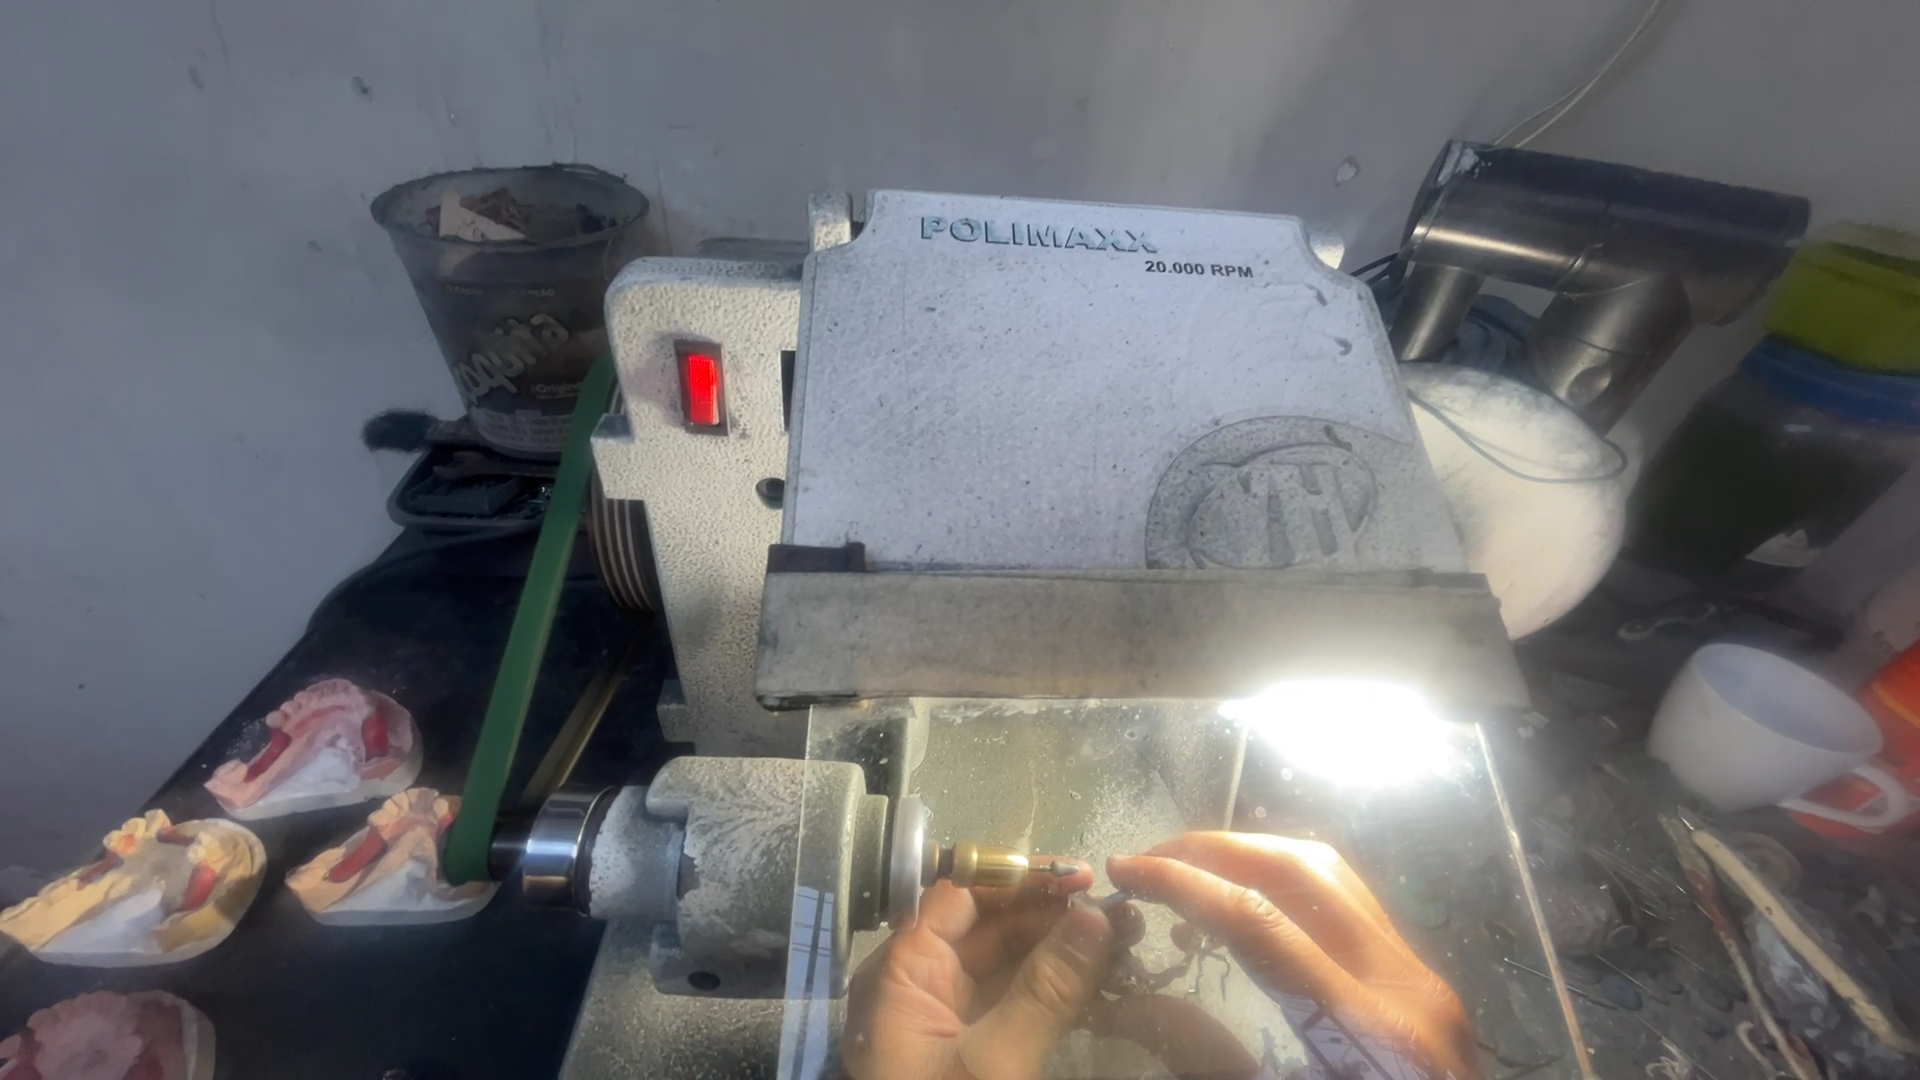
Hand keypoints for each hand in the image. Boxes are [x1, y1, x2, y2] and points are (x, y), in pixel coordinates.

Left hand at [843, 863, 1113, 1079]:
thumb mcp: (992, 1066)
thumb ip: (1045, 989)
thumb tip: (1097, 916)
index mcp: (904, 971)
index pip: (961, 896)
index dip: (1019, 879)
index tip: (1079, 877)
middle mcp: (924, 983)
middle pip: (992, 925)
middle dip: (1055, 914)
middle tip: (1120, 908)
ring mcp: (950, 1019)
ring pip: (1012, 963)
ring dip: (1067, 947)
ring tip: (1127, 932)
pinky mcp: (976, 1051)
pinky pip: (1019, 1001)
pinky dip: (1061, 988)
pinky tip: (1104, 975)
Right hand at [1108, 832, 1479, 1079]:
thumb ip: (1199, 1054)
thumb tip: (1119, 1001)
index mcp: (1369, 1034)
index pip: (1258, 922)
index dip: (1181, 884)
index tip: (1124, 870)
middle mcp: (1403, 986)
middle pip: (1293, 871)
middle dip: (1208, 851)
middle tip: (1147, 859)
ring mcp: (1418, 974)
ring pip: (1323, 867)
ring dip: (1244, 854)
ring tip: (1188, 870)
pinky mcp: (1416, 975)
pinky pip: (1344, 894)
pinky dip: (1282, 876)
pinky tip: (1245, 897)